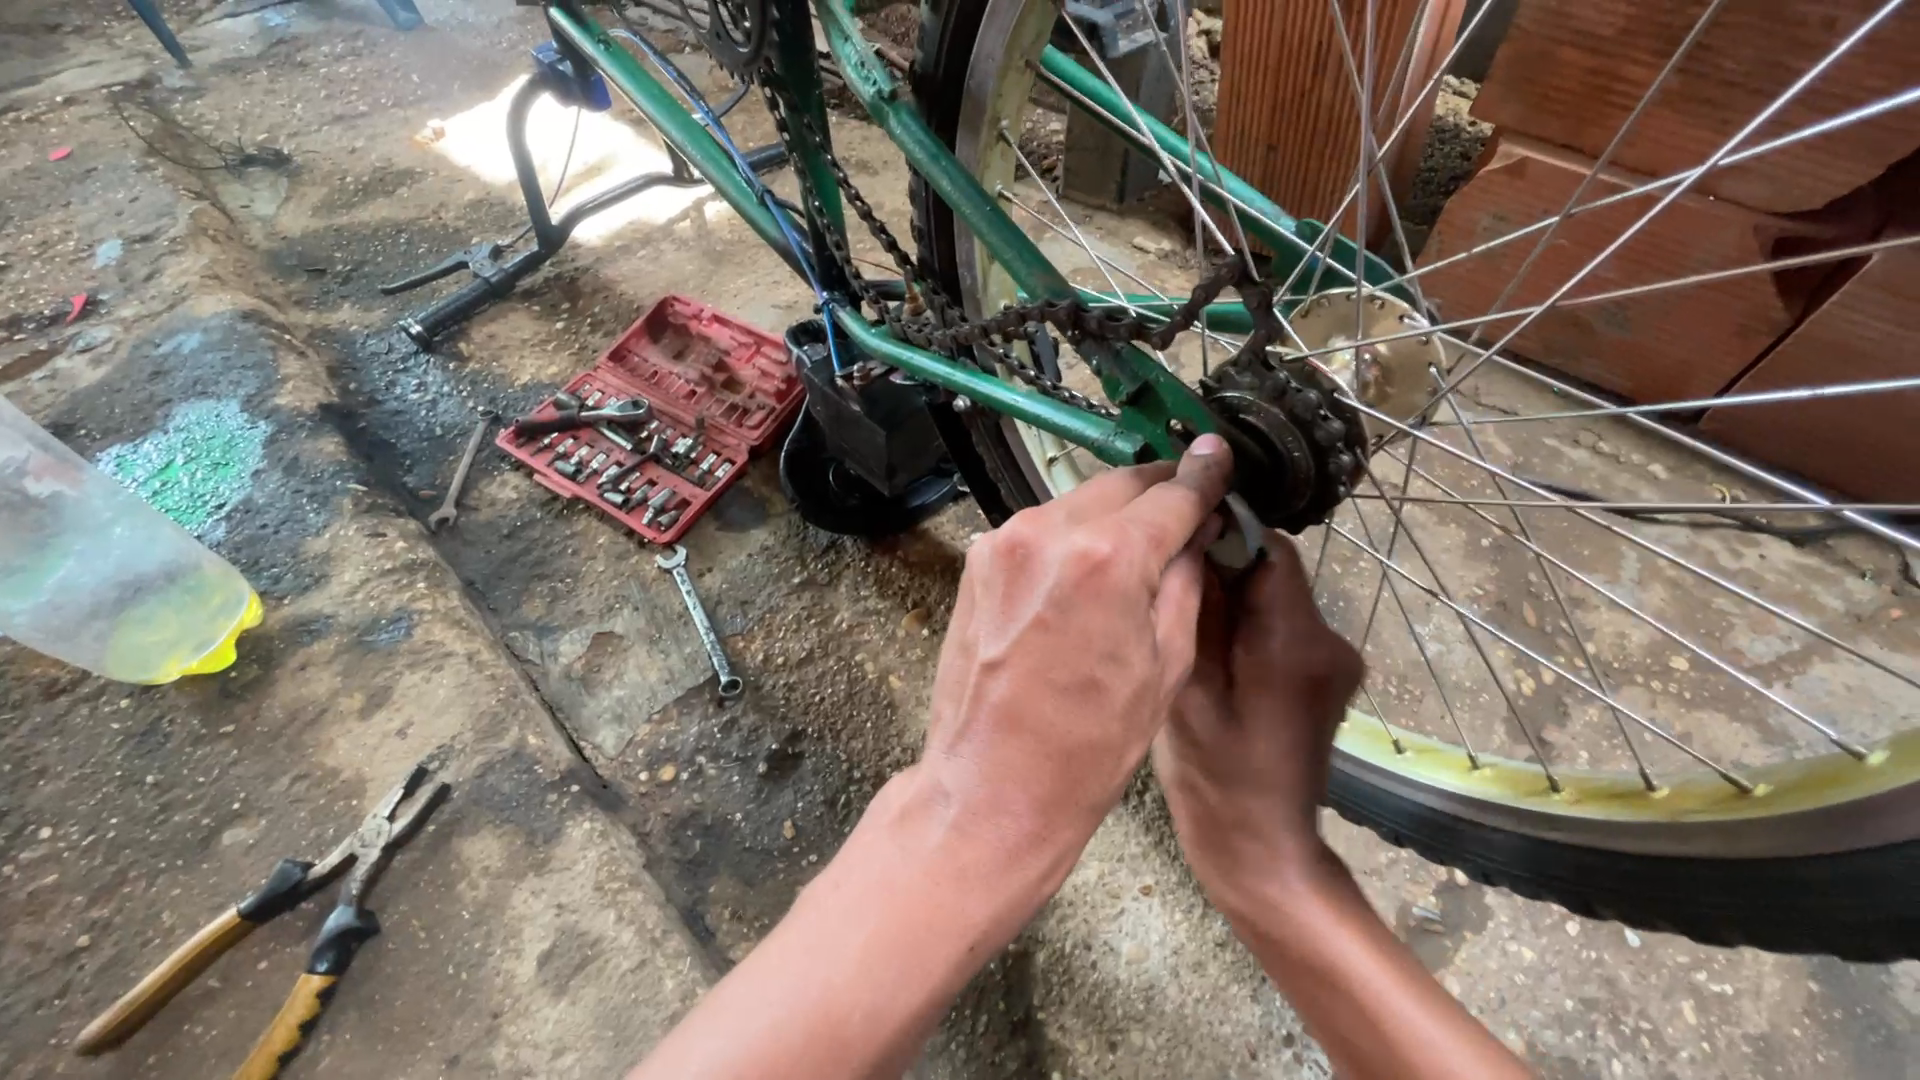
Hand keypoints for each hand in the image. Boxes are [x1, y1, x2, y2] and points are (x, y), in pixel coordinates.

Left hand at [916, 436, 1234, 881]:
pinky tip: (1084, 570)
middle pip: (1119, 486)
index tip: (1219, 456)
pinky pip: (1038, 531)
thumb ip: (1184, 578)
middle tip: (1186, 505)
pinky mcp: (978, 563)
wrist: (993, 783)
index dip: (1203, 476)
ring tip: (1137, 546)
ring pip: (1076, 503)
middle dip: (1157, 490)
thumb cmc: (1090, 743)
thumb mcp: (1165, 663)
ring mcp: (1003, 544)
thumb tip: (1196, 529)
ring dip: (1111, 515)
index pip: (1171, 494)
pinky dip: (1069, 538)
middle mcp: (1048, 533)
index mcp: (1108, 558)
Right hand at [1152, 535, 1363, 911]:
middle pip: (1272, 569)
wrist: (1261, 846)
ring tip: (1180, 616)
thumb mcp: (1187, 688)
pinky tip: (1209, 648)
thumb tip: (1188, 540)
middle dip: (1220, 565)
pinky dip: (1246, 621)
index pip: (1269, 548)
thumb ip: (1194, 613)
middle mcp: (1330, 641)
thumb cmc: (1214, 774)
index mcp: (1294, 641)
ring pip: (1274, 595)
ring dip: (1231, 595)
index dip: (1221, 530)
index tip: (1173, 534)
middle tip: (1165, 581)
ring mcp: (1333, 659)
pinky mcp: (1325, 674)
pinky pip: (1280, 623)